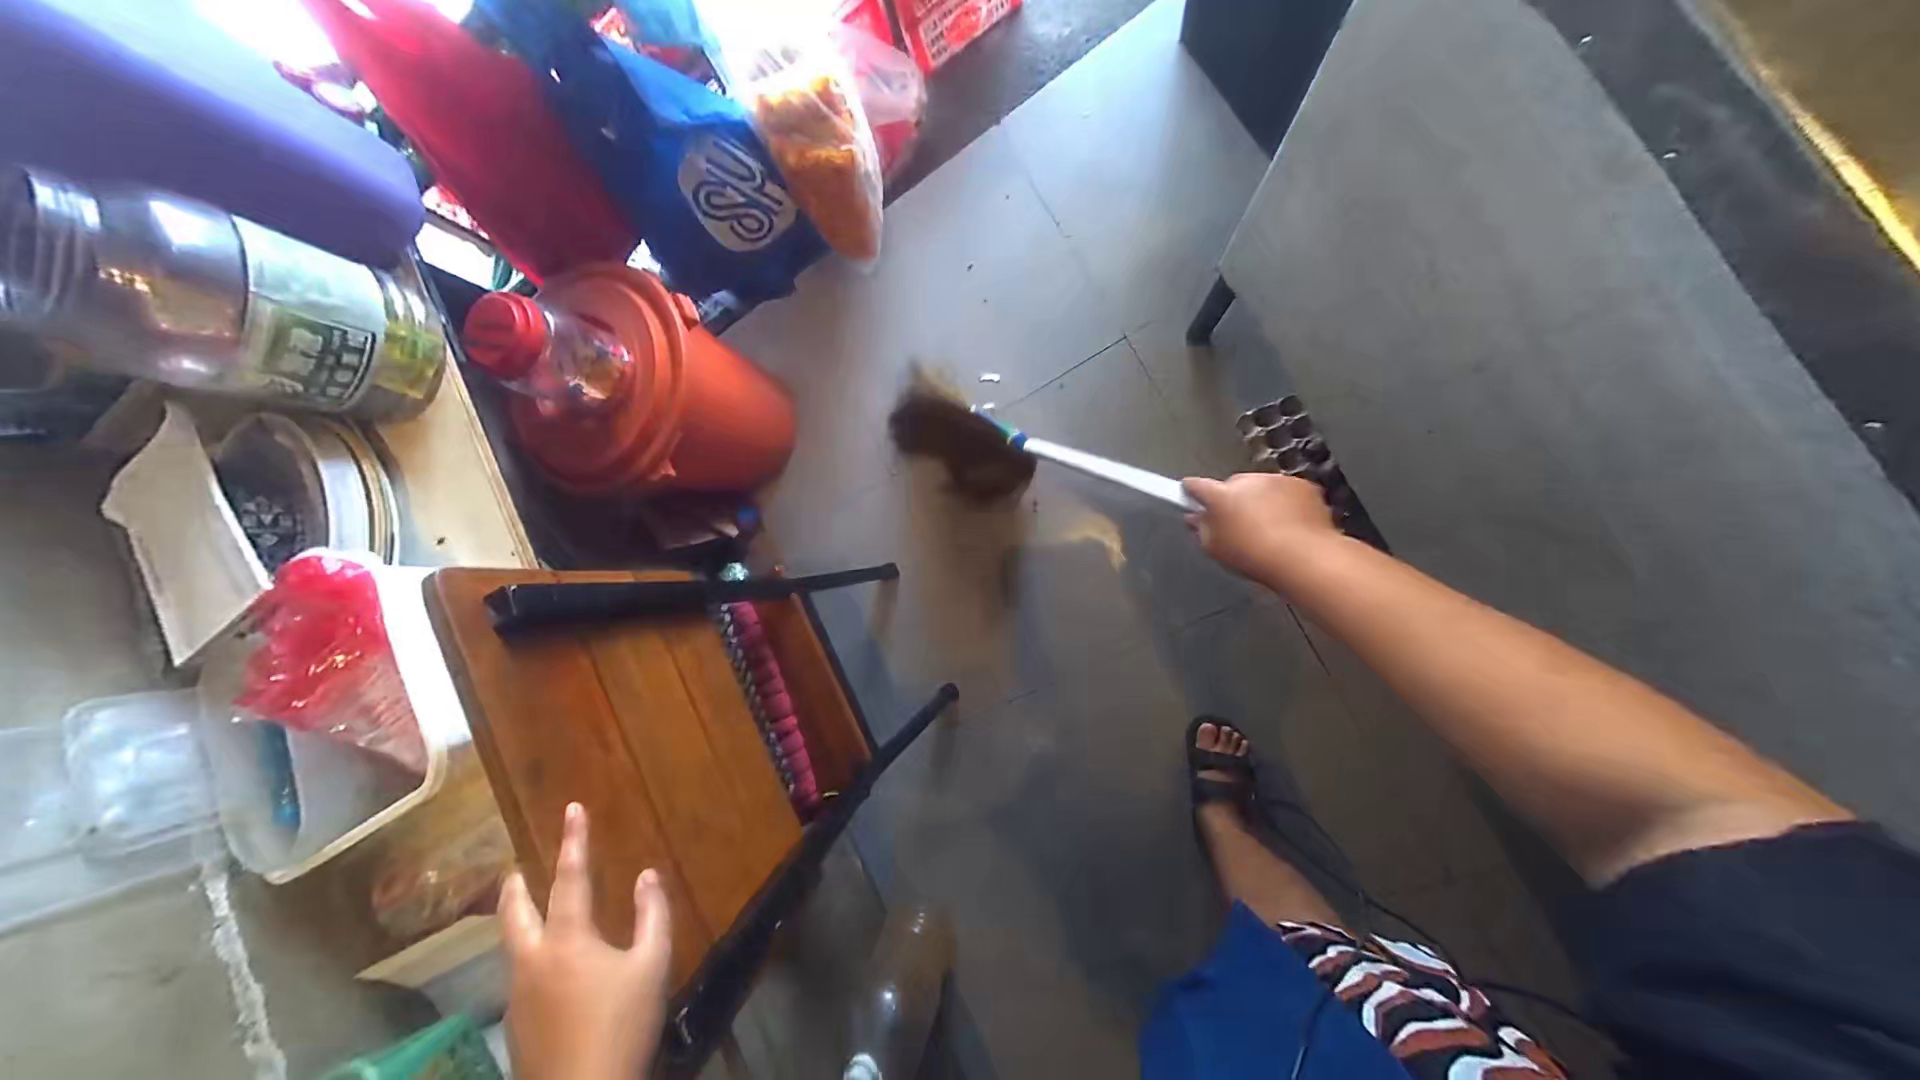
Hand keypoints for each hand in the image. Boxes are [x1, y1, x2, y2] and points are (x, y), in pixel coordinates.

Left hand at [500, 803, 672, 1079]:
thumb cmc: (622, 1023)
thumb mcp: (653, 964)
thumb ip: (653, 915)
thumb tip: (647, 876)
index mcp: (567, 940)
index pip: (570, 878)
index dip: (574, 840)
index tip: (572, 808)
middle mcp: (533, 961)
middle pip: (515, 915)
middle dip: (515, 888)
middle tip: (515, 868)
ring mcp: (519, 996)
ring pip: (512, 946)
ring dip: (518, 920)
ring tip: (529, 910)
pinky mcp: (517, 1027)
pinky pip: (520, 973)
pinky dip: (528, 953)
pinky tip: (548, 966)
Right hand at [1182, 473, 1340, 581]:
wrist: (1304, 559)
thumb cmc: (1258, 557)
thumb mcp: (1215, 549)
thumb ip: (1201, 529)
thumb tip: (1197, 520)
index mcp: (1220, 496)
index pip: (1197, 485)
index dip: (1191, 490)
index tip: (1190, 494)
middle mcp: (1246, 482)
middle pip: (1231, 485)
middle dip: (1232, 500)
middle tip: (1236, 525)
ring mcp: (1275, 481)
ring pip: (1260, 487)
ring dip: (1259, 501)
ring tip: (1266, 530)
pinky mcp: (1300, 485)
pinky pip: (1285, 491)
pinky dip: (1284, 503)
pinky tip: (1286, 526)